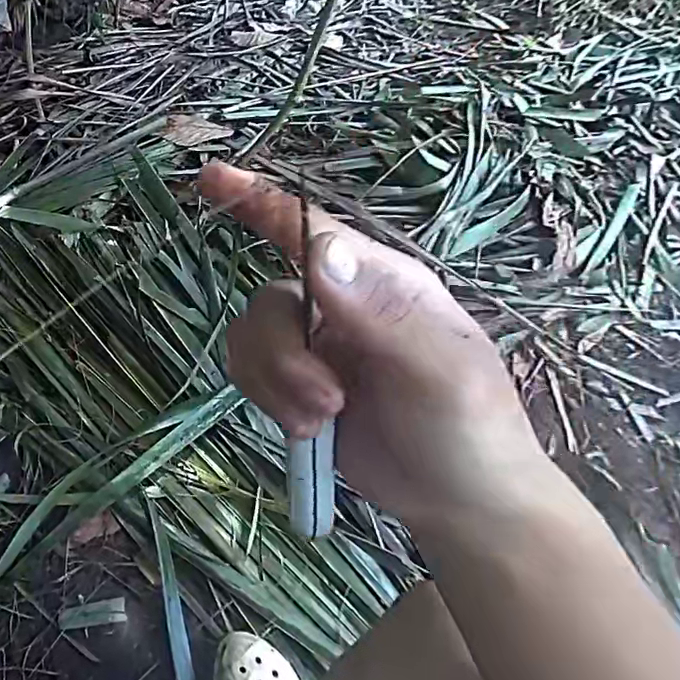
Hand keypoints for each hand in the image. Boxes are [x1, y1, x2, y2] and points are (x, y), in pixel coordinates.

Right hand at [200, 163, 548, 530]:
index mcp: (380, 282)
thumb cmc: (468, 428)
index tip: (211, 177)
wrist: (457, 501)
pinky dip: (267, 398)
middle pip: (269, 302)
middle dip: (284, 357)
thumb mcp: (440, 370)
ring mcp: (312, 343)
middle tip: (327, 401)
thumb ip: (380, 311)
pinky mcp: (291, 380)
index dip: (258, 201)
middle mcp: (337, 303)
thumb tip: (318, 252)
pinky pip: (247, 370)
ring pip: (251, 338)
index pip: (309, 230)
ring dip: (277, 384)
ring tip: (323, 419)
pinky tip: (309, 426)